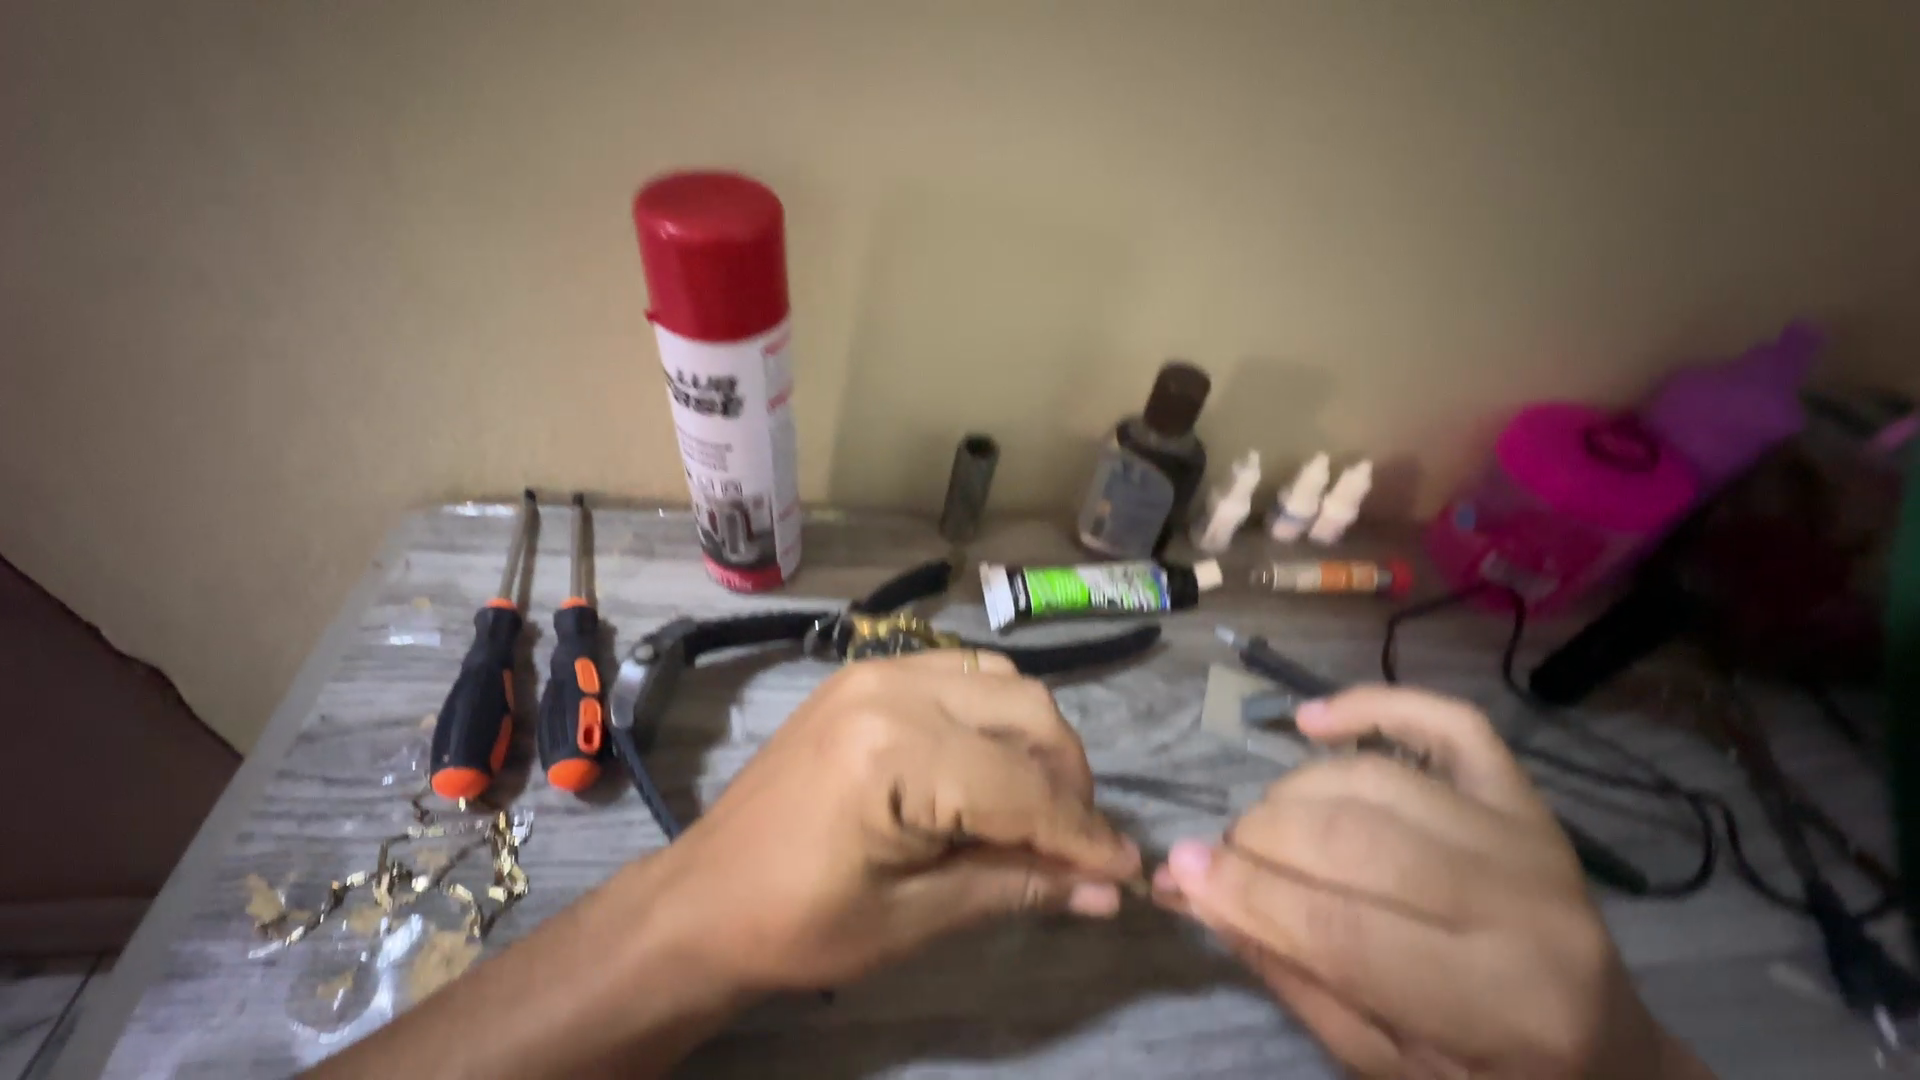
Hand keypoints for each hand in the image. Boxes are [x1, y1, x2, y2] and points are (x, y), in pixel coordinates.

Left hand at [641, 649, 1141, 992]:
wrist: (705, 897)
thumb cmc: (798, 924)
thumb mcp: (915, 917)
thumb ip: (1016, 885)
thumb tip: (1107, 889)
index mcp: (896, 751)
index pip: (1023, 785)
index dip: (1082, 832)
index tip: (1126, 870)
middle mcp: (892, 688)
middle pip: (1027, 711)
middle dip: (1067, 779)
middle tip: (1074, 843)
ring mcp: (876, 670)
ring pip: (1001, 682)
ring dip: (1036, 740)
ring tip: (1034, 805)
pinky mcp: (866, 674)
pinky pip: (960, 673)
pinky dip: (994, 714)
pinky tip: (988, 763)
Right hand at [1154, 687, 1710, 1078]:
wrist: (1606, 1057)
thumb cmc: (1484, 1077)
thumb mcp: (1381, 1063)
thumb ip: (1286, 970)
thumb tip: (1192, 887)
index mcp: (1502, 1005)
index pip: (1342, 930)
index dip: (1247, 894)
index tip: (1178, 871)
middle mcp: (1527, 906)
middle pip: (1355, 838)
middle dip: (1261, 840)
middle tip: (1222, 856)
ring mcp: (1529, 836)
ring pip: (1377, 779)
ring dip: (1293, 792)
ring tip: (1265, 825)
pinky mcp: (1524, 796)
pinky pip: (1448, 722)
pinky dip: (1374, 704)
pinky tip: (1312, 719)